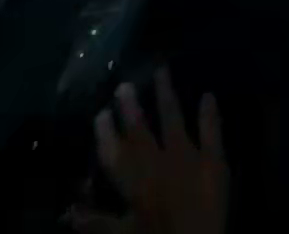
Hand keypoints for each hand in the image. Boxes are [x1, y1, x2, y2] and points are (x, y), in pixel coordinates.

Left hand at [69, 68, 227, 233]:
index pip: (170, 115)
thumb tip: (207, 96)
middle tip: (120, 89)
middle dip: (129, 110)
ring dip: (107, 141)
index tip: (158, 70)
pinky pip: (99, 219)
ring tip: (99, 119)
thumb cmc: (210, 204)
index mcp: (177, 153)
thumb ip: (212, 130)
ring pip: (116, 165)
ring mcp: (133, 196)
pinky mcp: (122, 224)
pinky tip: (69, 210)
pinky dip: (84, 215)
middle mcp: (152, 169)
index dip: (164, 91)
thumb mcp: (219, 163)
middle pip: (138, 135)